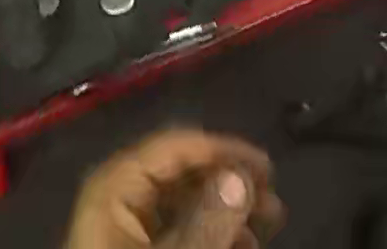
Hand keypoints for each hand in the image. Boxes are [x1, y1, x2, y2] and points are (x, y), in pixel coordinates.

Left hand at [65, 128, 286, 248]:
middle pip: (177, 172)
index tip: (267, 168)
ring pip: (178, 200)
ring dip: (221, 208)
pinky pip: (172, 228)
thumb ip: (207, 226)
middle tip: (272, 203)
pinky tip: (240, 248)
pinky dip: (206, 233)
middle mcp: (115, 195)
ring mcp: (120, 226)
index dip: (221, 150)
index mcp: (114, 187)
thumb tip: (240, 176)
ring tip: (264, 228)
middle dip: (225, 181)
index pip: (173, 148)